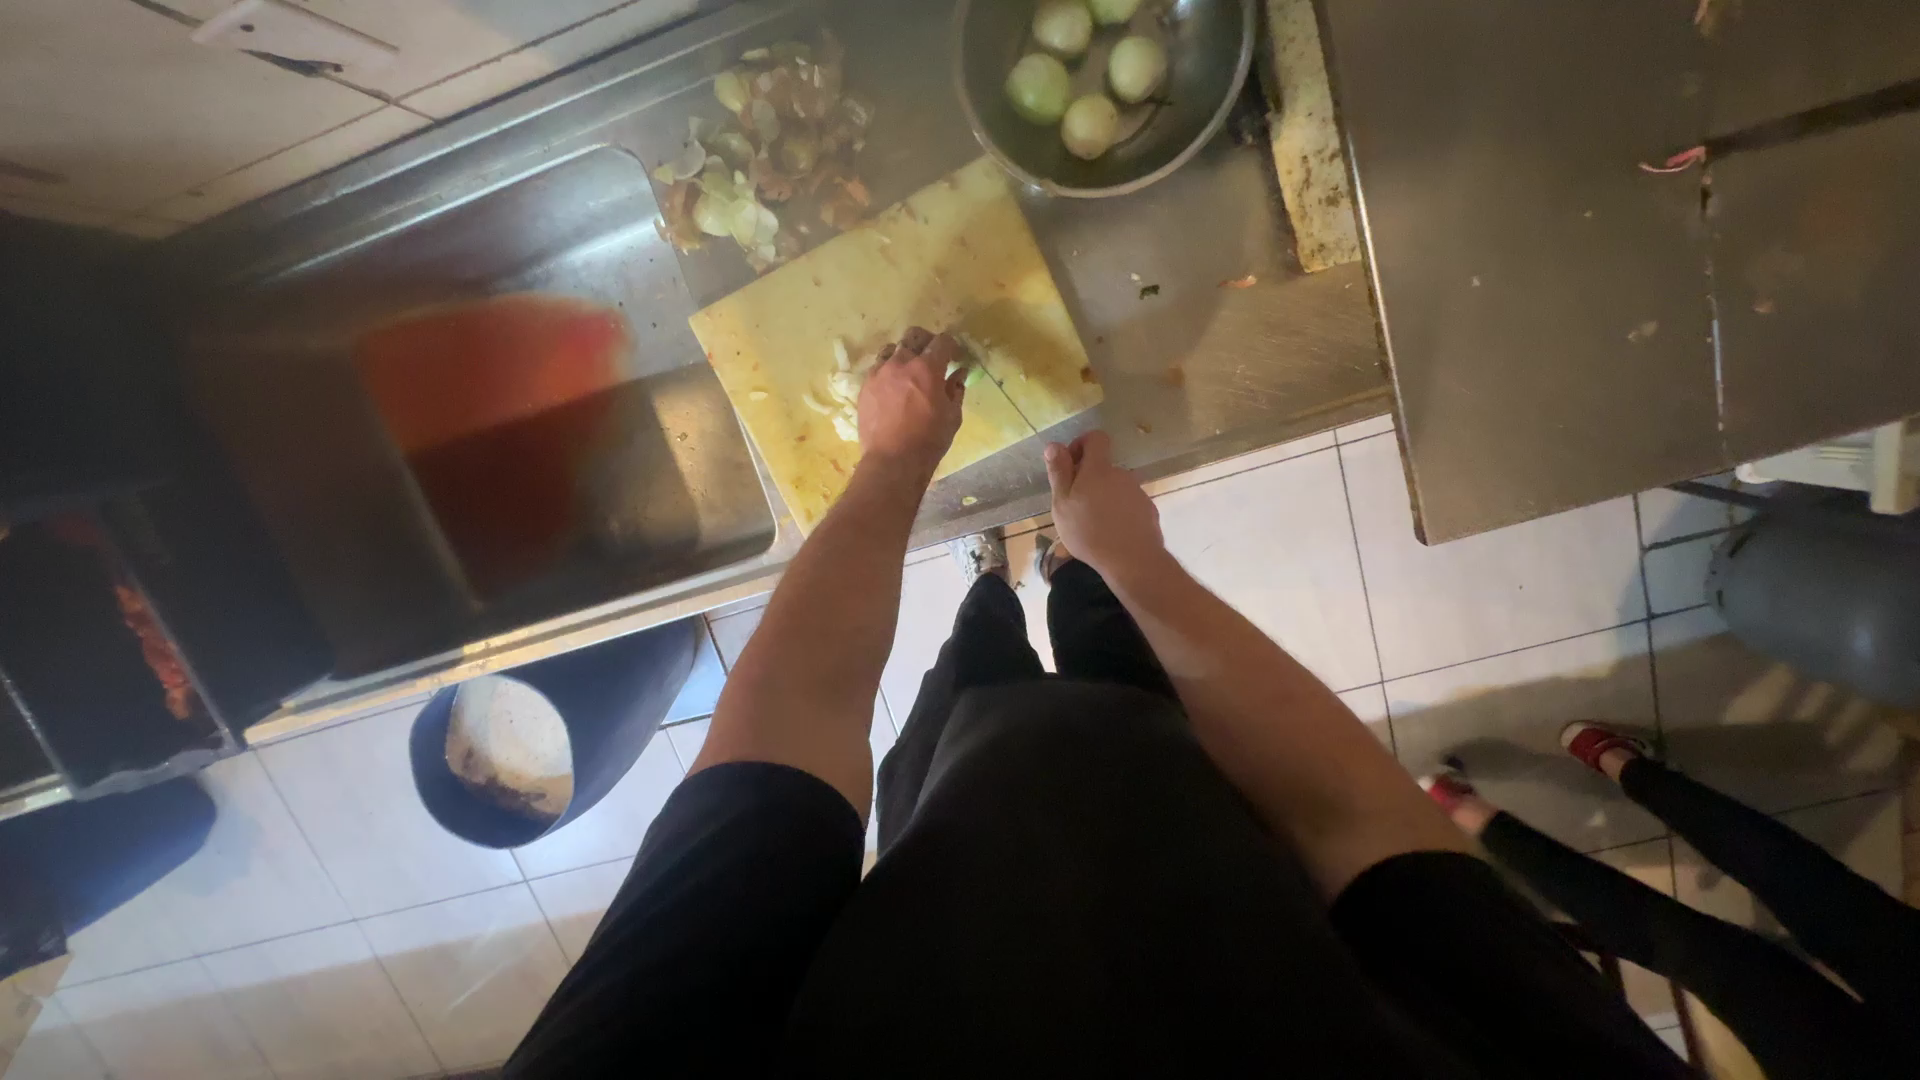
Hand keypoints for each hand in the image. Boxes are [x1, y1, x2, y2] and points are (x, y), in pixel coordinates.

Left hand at [858, 326, 965, 470]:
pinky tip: (892, 386)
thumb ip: (955, 389)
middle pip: (914, 335)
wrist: (892, 460)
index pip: (942, 341)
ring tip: (908, 370)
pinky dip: (888, 370)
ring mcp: (880, 372)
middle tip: (932, 357)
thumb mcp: (952, 416)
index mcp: (927, 368)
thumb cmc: (929, 440)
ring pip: (892, 349)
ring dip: (904, 354)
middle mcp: (901, 362)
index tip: (954, 356)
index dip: (951, 345)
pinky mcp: (865, 385)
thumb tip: (959, 372)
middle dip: (926, 341)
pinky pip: (877, 367)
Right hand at [1043, 431, 1167, 583]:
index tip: (1070, 466)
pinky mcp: (1147, 510)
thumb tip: (1054, 444)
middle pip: (1103, 467)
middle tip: (1076, 507)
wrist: (1132, 560)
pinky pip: (1128, 504)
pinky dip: (1118, 513)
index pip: (1095, 438)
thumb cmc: (1089, 531)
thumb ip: (1059, 472)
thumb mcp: (1063, 503)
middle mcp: (1121, 474)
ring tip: (1093, 525)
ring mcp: (1137, 492)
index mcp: (1099, 469)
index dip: (1081, 445)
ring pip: (1115, 488)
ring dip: (1103, 498)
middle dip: (1089, 480)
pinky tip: (1111, 534)